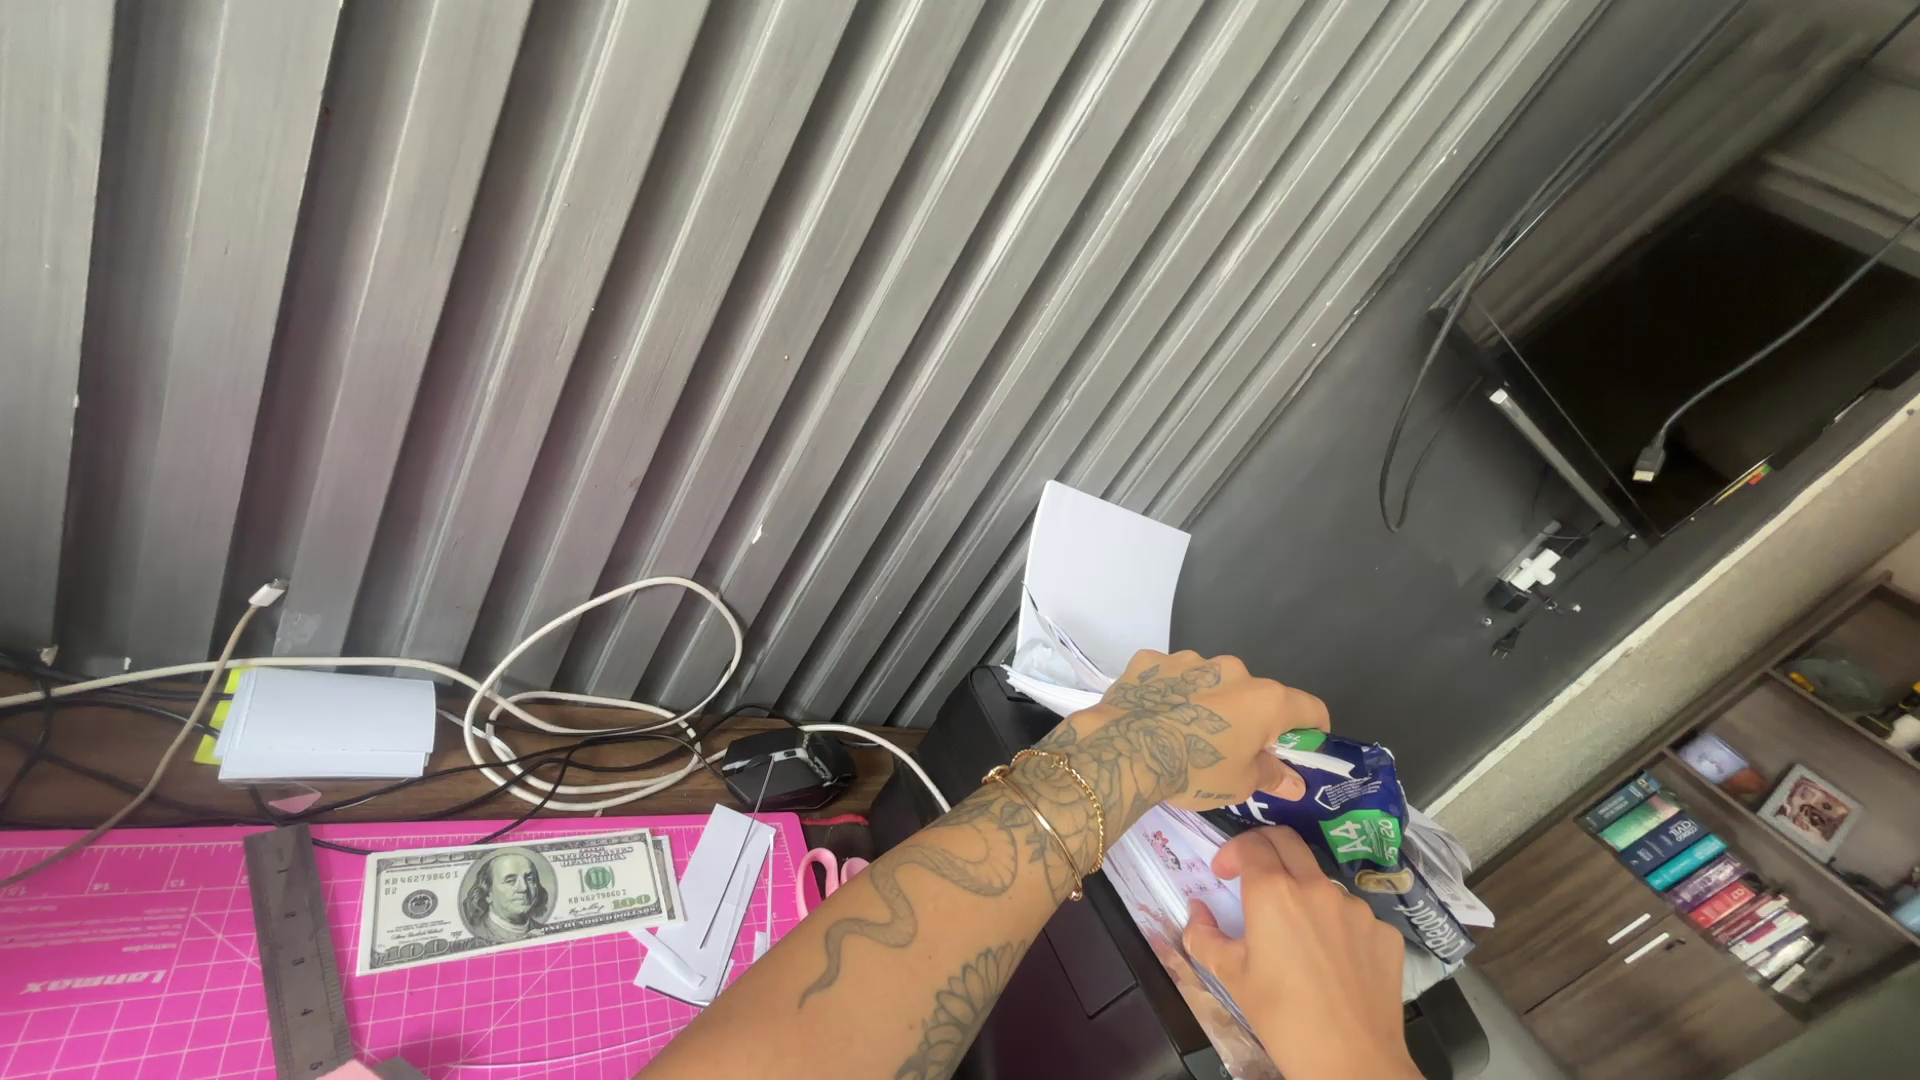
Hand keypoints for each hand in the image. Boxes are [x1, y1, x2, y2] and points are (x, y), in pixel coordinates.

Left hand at [1056, 649, 1326, 816]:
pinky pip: (1169, 675)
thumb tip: (1295, 781)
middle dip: (1248, 716)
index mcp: (1264, 698)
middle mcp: (1231, 669)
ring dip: (1205, 700)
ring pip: (1208, 680)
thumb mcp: (1240, 783)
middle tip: (1229, 747)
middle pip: (1253, 692)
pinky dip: (1167, 691)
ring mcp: (1187, 659)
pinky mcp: (1149, 660)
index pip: (1309, 708)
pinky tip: (1151, 715)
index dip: (1311, 730)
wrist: (1123, 749)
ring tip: (1182, 731)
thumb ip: (1272, 774)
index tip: (1299, 747)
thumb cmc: (1193, 770)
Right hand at [1185, 827, 1418, 1079]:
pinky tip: (1331, 956)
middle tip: (1252, 872)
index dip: (1230, 853)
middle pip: (1286, 840)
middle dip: (1263, 846)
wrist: (1354, 1065)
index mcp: (1273, 892)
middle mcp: (1316, 887)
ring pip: (1321, 879)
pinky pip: (1353, 913)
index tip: (1223, 874)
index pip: (1249, 843)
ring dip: (1302, 889)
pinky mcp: (1385, 932)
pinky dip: (1336, 922)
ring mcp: (1356, 908)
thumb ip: (1203, 936)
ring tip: (1296, 929)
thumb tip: (1196, 910)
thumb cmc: (1283, 1018)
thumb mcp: (1231, 976)